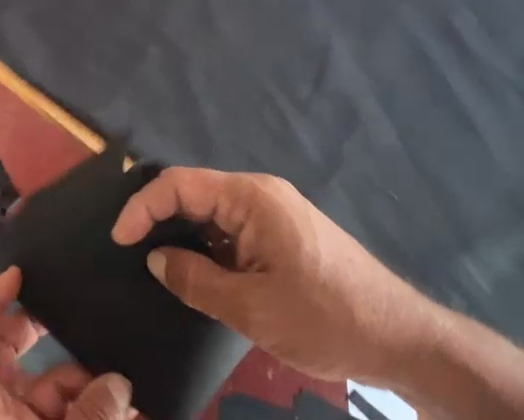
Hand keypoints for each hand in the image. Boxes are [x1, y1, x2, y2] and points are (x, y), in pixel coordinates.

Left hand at [0, 267, 134, 419]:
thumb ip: (90, 412)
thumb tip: (120, 383)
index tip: (19, 272)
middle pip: (19, 350)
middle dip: (55, 333)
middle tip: (82, 308)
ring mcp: (20, 419)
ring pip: (55, 384)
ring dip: (91, 381)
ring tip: (133, 379)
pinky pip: (68, 409)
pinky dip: (94, 405)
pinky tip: (135, 407)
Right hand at [110, 167, 439, 381]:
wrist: (405, 339)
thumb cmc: (327, 318)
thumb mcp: (252, 308)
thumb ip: (196, 281)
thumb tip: (156, 260)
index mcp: (252, 198)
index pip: (179, 184)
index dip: (141, 207)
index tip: (118, 240)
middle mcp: (261, 194)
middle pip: (194, 192)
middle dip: (158, 217)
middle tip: (128, 250)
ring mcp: (275, 213)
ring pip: (212, 212)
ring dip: (184, 234)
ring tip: (155, 263)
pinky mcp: (285, 234)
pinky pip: (233, 229)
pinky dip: (208, 246)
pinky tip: (197, 272)